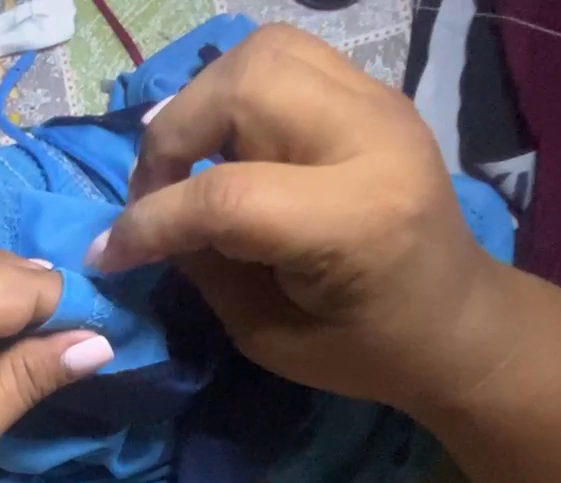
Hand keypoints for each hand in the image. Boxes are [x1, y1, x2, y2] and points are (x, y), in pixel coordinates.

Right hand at [90, 25, 510, 410]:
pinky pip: (281, 62)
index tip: (108, 255)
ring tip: (181, 166)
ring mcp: (378, 103)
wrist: (452, 320)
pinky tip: (217, 147)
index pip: (225, 196)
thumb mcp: (263, 333)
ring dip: (197, 106)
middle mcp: (372, 140)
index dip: (149, 221)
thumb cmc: (359, 350)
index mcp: (353, 222)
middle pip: (243, 86)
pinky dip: (228, 97)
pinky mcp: (370, 94)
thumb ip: (203, 268)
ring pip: (259, 54)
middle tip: (151, 197)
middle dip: (170, 139)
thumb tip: (141, 227)